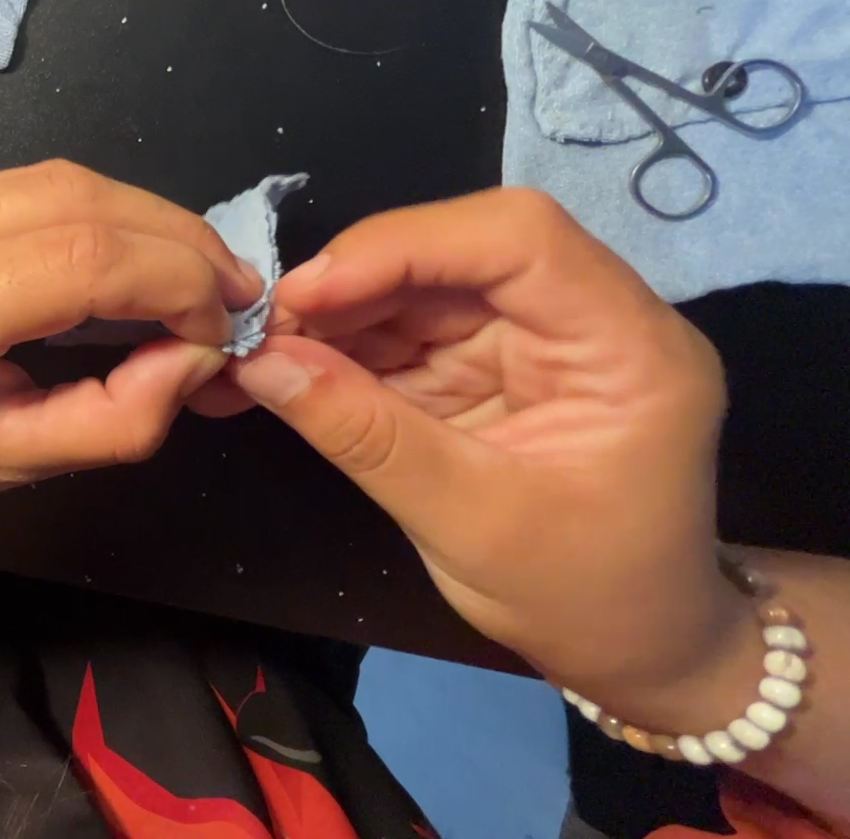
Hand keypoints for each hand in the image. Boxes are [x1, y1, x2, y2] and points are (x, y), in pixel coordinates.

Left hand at [0, 160, 261, 515]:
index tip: (219, 325)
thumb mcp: (11, 464)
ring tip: (196, 269)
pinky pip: (30, 188)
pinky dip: (101, 212)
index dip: (173, 280)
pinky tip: (134, 250)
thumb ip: (116, 417)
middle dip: (174, 237)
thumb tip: (200, 354)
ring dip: (144, 216)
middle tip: (232, 288)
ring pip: (58, 179)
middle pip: (75, 199)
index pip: (79, 259)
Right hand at [201, 189, 751, 724]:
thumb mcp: (465, 519)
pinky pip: (381, 325)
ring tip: (260, 352)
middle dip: (345, 281)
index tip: (305, 295)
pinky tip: (279, 365)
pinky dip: (322, 340)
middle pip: (445, 249)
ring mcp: (510, 334)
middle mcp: (567, 317)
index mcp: (622, 347)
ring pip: (401, 281)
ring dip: (322, 311)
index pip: (514, 241)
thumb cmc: (576, 590)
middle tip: (264, 329)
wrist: (612, 637)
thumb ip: (361, 433)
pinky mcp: (463, 356)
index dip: (402, 247)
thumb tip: (257, 361)